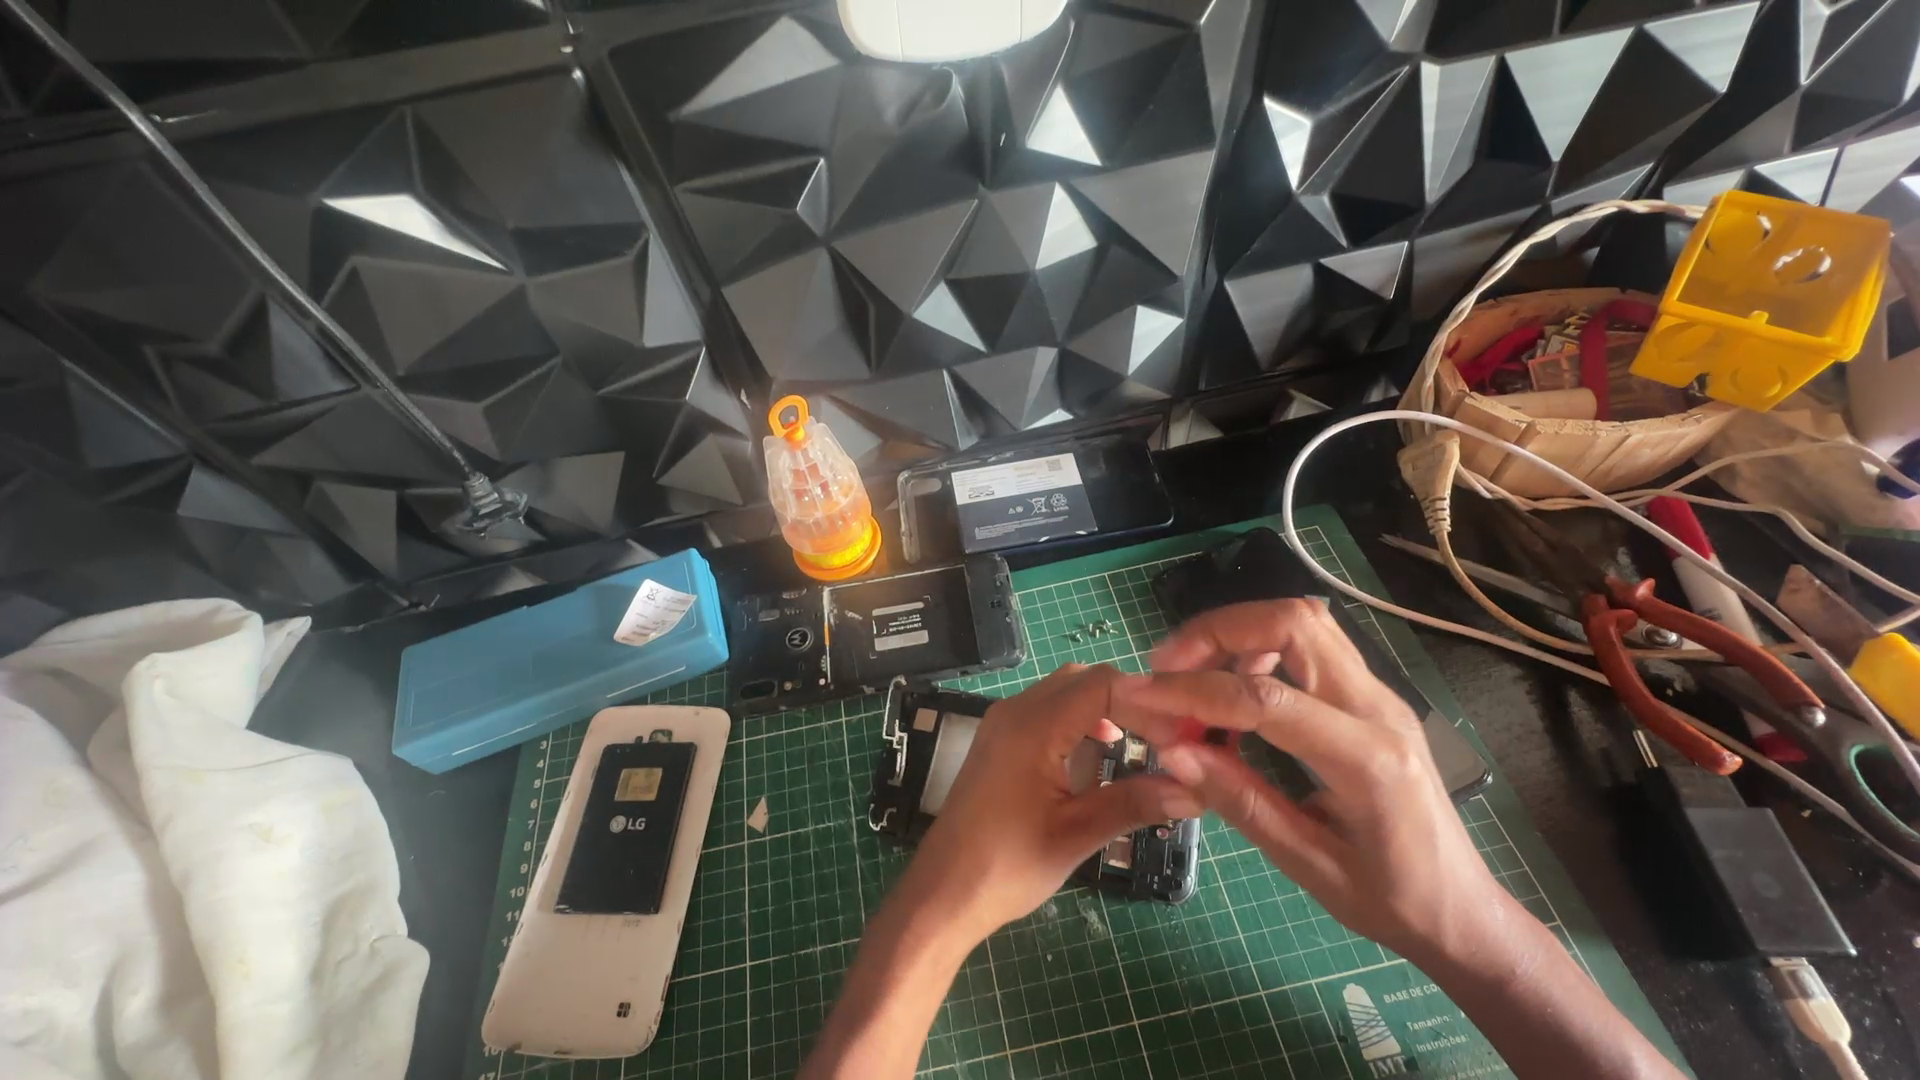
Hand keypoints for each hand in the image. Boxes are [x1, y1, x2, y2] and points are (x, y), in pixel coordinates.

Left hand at [902, 664, 1200, 944]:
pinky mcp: (1000, 742)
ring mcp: (1003, 724)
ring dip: (1105, 709)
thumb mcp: (1076, 835)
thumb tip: (1194, 792)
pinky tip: (1099, 756)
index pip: (1102, 684)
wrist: (943, 893)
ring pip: (1065, 692)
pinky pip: (1047, 711)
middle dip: (1130, 702)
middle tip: (1167, 738)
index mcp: (1033, 726)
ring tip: (1142, 745)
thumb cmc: (1006, 866)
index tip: (1179, 737)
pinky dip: (1080, 721)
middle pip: (1084, 679)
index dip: (1147, 704)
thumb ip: (1134, 803)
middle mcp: (1015, 712)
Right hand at [1117, 600, 1519, 963]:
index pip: (1266, 697)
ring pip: (1303, 619)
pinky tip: (1231, 681)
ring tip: (1190, 669)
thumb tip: (1172, 751)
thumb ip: (1240, 801)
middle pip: (1294, 622)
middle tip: (1164, 666)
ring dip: (1236, 629)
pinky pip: (1311, 642)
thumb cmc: (1392, 901)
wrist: (1463, 909)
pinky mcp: (1370, 694)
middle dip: (1216, 631)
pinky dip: (1258, 642)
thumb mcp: (1308, 866)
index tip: (1141, 696)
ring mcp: (1379, 694)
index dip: (1194, 691)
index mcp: (1367, 759)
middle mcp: (1379, 708)